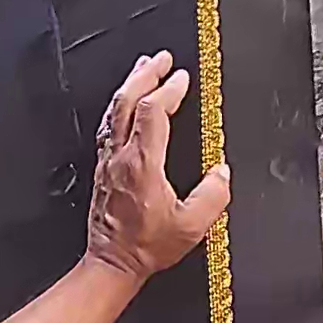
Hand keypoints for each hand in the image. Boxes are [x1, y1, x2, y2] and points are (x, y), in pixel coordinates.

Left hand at [85, 51, 231, 281]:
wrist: (112, 263)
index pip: (154, 111)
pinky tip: (125, 107)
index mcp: (143, 165)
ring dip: (129, 87)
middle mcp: (120, 159)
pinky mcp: (102, 172)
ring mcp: (107, 164)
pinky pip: (108, 129)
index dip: (169, 89)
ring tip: (143, 70)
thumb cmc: (145, 247)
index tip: (182, 79)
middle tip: (160, 58)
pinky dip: (118, 109)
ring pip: (113, 113)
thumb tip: (221, 172)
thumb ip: (213, 195)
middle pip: (127, 101)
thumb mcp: (192, 226)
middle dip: (145, 74)